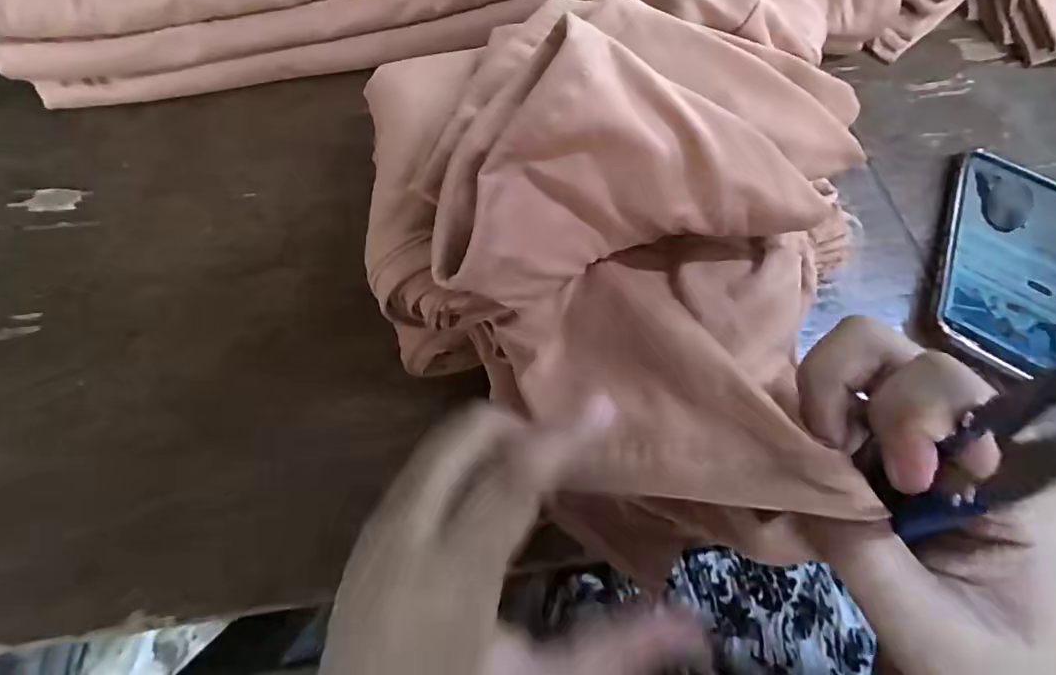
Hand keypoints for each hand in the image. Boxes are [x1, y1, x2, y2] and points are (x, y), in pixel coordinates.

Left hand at [321, 399, 708, 674]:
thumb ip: (613, 650)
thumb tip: (691, 626)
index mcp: (452, 571)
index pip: (515, 474)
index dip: (564, 434)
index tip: (605, 406)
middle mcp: (406, 532)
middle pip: (465, 433)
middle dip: (518, 426)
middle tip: (561, 451)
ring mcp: (377, 528)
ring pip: (439, 441)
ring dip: (489, 441)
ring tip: (529, 471)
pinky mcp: (364, 533)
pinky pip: (419, 467)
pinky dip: (460, 462)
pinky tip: (483, 500)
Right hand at [795, 317, 1055, 674]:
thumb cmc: (980, 670)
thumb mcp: (933, 629)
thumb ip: (868, 557)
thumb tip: (804, 482)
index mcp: (1013, 473)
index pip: (960, 388)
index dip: (916, 411)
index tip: (905, 481)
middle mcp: (962, 431)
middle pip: (900, 351)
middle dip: (852, 385)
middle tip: (839, 449)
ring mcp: (915, 429)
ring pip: (860, 355)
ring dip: (826, 392)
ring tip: (827, 456)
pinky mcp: (876, 438)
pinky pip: (835, 392)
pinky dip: (811, 411)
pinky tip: (819, 462)